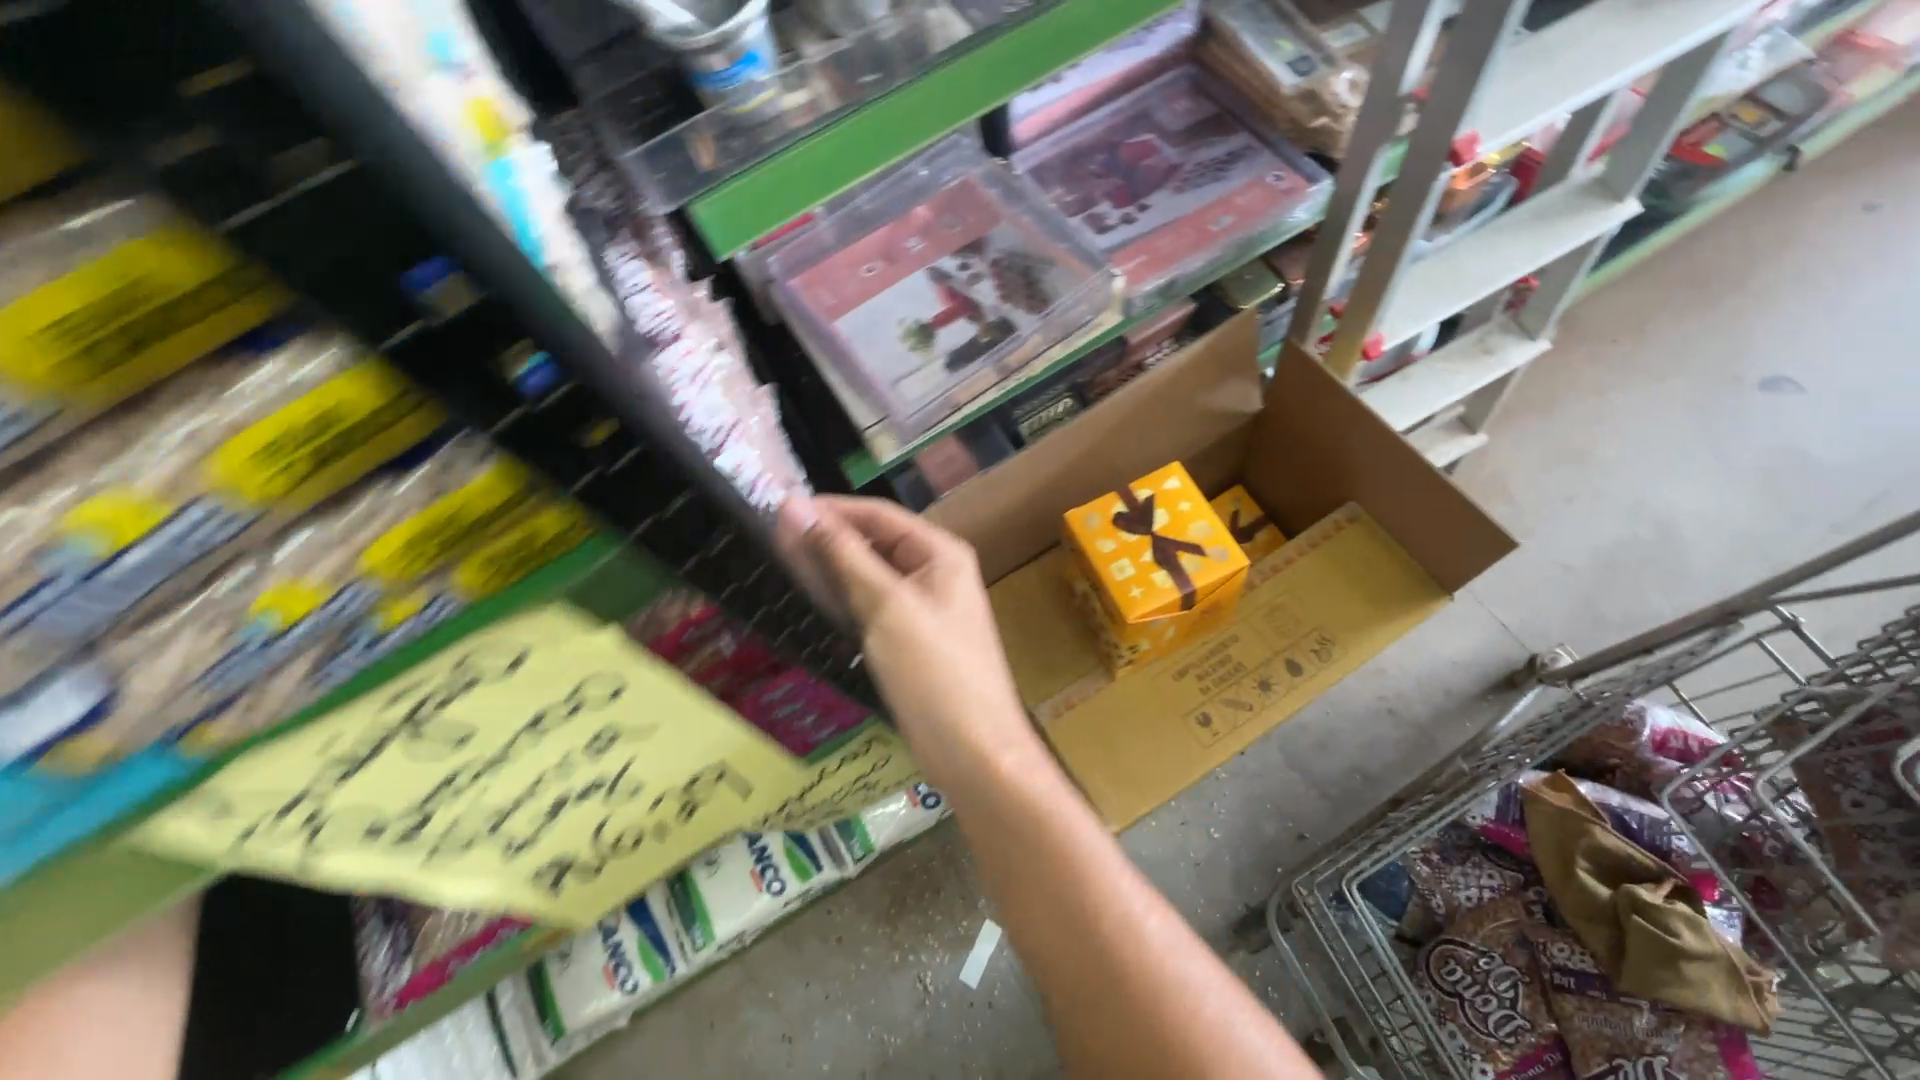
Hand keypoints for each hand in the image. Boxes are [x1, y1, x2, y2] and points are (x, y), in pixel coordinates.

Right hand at [782, 495, 1042, 787]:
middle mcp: (935, 574)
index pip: (878, 515)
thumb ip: (842, 555)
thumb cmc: (934, 673)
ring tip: (781, 563)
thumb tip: (794, 506)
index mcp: (941, 554)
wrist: (974, 754)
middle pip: (874, 543)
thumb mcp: (887, 607)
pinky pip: (871, 609)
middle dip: (828, 538)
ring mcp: (923, 611)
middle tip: (771, 538)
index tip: (777, 509)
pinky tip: (811, 601)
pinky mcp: (909, 643)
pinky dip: (843, 602)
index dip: (830, 509)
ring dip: (831, 569)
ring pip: (869, 577)